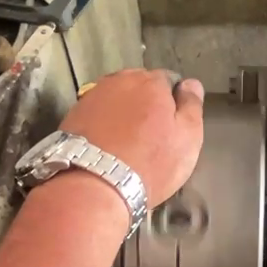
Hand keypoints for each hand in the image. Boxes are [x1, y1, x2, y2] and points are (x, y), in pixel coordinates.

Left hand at [60, 70, 204, 208]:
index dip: (174, 103)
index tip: (173, 127)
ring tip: (128, 144)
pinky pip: (97, 115)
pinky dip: (104, 125)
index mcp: (152, 83)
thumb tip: (192, 84)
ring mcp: (93, 96)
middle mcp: (120, 81)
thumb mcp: (188, 138)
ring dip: (124, 114)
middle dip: (147, 105)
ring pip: (117, 100)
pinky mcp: (74, 115)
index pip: (169, 81)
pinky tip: (108, 148)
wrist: (94, 186)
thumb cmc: (149, 164)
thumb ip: (192, 106)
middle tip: (151, 138)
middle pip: (140, 87)